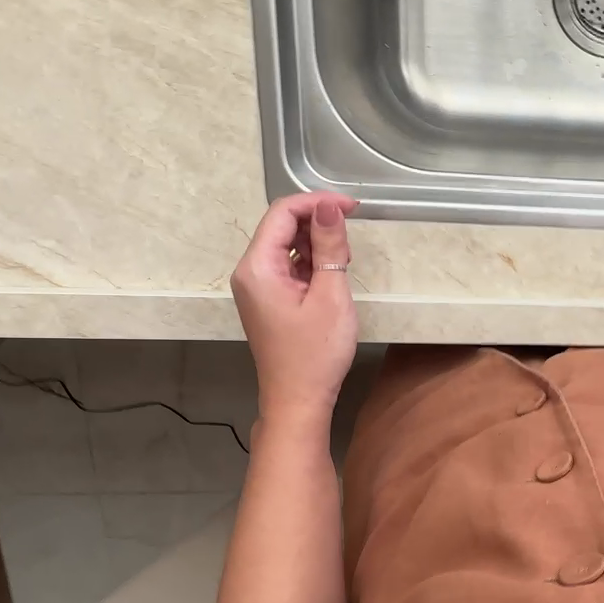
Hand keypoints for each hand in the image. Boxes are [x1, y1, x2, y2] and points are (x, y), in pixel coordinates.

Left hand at [231, 192, 359, 423]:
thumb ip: (329, 247)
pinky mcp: (269, 298)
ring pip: (286, 245)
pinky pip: (288, 265)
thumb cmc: (316, 352)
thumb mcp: (330, 295)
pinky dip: (311, 261)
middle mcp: (250, 271)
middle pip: (281, 226)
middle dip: (317, 221)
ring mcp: (258, 286)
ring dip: (317, 242)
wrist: (299, 400)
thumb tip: (330, 208)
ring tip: (345, 259)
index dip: (317, 202)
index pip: (282, 213)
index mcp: (258, 267)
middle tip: (352, 235)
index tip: (353, 207)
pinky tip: (332, 273)